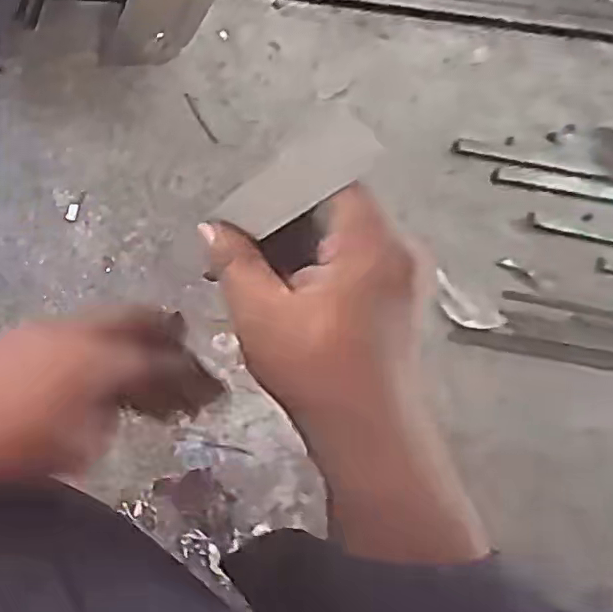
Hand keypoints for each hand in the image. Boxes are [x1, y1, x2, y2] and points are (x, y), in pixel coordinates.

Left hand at [0, 308, 222, 513]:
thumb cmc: (12, 450)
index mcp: (97, 361)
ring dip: (125, 340)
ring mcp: (43, 329)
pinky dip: (90, 343)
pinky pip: (68, 330)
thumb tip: (120, 403)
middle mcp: (74, 333)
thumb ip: (111, 417)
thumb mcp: (79, 447)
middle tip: (182, 357)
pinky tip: (90, 365)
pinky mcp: (18, 336)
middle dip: (165, 337)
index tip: (206, 392)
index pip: (160, 361)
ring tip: (138, 366)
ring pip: (100, 322)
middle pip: (136, 320)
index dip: (190, 377)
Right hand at [199, 184, 424, 441]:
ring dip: (291, 246)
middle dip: (280, 220)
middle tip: (232, 239)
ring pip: (340, 239)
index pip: (334, 186)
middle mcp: (397, 252)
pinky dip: (309, 266)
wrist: (363, 425)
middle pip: (337, 211)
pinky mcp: (391, 299)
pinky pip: (347, 263)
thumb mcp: (258, 310)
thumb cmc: (311, 366)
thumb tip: (213, 228)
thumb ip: (234, 262)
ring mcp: (400, 276)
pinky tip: (273, 288)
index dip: (286, 188)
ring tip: (244, 266)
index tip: (243, 205)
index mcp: (372, 246)